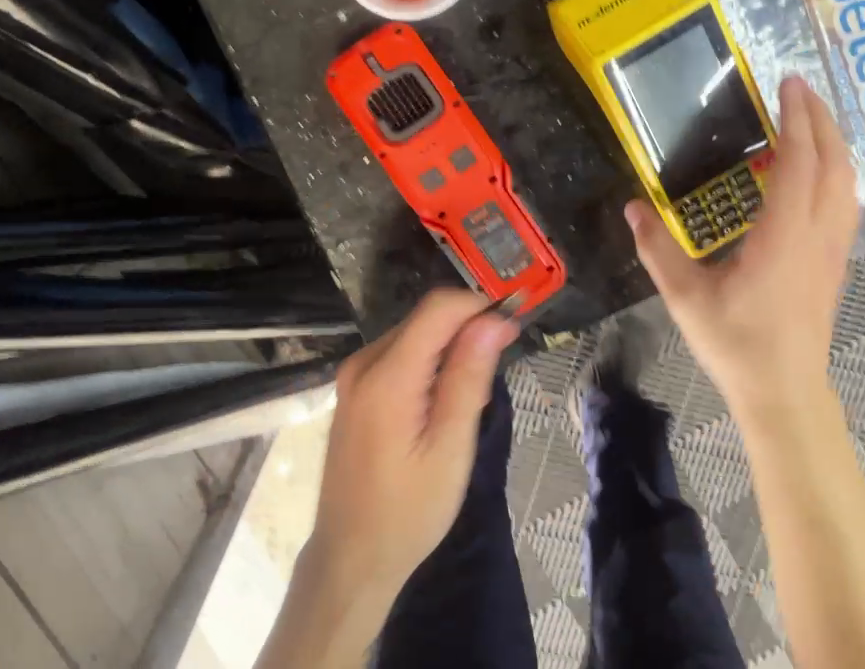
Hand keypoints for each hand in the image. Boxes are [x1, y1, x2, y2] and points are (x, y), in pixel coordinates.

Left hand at [307, 289, 518, 596]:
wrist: (351, 557)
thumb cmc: (408, 513)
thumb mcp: (450, 449)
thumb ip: (469, 379)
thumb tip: (493, 321)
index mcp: (386, 377)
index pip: (438, 308)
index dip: (480, 307)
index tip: (513, 329)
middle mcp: (363, 364)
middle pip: (425, 319)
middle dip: (467, 331)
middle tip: (492, 379)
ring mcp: (353, 376)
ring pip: (414, 335)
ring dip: (449, 349)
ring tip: (467, 402)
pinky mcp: (354, 390)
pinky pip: (399, 355)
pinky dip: (429, 364)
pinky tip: (439, 406)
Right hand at [625, 75, 859, 413]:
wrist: (784, 392)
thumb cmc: (736, 344)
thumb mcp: (686, 297)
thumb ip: (658, 249)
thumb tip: (634, 206)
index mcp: (784, 237)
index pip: (799, 163)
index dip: (796, 119)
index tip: (787, 85)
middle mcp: (818, 235)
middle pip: (834, 163)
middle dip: (821, 119)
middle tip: (799, 88)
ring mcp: (834, 250)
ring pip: (847, 183)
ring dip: (833, 143)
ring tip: (810, 120)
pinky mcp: (835, 264)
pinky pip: (845, 203)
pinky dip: (835, 171)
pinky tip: (817, 172)